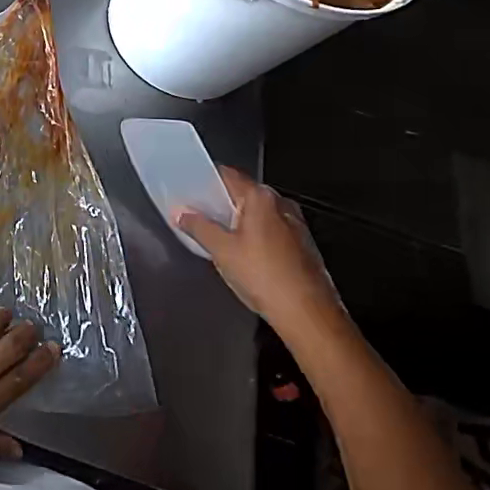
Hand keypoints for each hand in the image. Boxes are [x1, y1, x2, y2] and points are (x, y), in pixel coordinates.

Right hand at [178, 166, 342, 332]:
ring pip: (257, 214)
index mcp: (260, 197)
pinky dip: (255, 236)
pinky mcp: (301, 244)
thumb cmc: (265, 278)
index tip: (189, 191)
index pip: (227, 175)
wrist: (307, 313)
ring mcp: (294, 223)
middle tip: (198, 219)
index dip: (205, 181)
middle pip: (242, 194)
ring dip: (238, 223)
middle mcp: (280, 204)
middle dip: (220, 205)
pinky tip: (244, 257)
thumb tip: (183, 214)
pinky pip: (271, 230)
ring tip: (219, 242)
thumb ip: (198, 227)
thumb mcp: (221, 251)